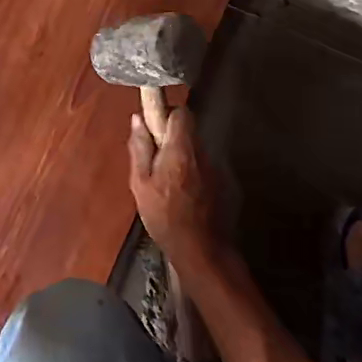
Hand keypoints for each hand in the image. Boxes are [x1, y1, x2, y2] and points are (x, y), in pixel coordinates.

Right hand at [127, 106, 223, 263]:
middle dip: (172, 136)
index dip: (166, 113)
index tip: (153, 127)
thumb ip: (140, 148)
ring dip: (182, 155)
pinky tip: (183, 194)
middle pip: (189, 129)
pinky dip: (192, 171)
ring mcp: (215, 167)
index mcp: (180, 149)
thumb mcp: (141, 184)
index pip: (181, 112)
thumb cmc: (164, 216)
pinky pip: (203, 165)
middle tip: (155, 158)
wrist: (201, 249)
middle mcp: (202, 152)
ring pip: (196, 148)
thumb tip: (138, 119)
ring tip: (167, 181)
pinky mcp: (223, 181)